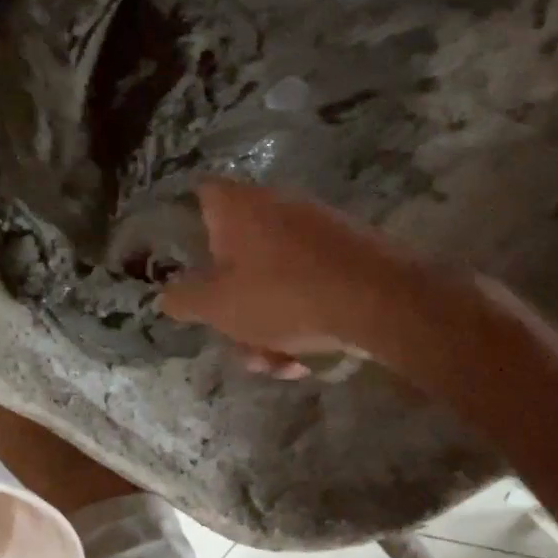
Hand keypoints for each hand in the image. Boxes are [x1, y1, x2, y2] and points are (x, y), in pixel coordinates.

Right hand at [158, 179, 435, 373]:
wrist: (388, 304)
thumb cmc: (284, 296)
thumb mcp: (215, 306)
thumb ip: (181, 300)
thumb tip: (168, 296)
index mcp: (238, 208)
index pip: (201, 193)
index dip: (184, 217)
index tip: (179, 251)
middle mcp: (278, 207)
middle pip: (235, 250)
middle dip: (229, 299)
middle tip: (230, 335)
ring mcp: (320, 229)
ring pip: (273, 276)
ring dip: (265, 322)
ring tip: (275, 364)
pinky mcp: (353, 253)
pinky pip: (309, 284)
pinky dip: (300, 318)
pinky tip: (305, 359)